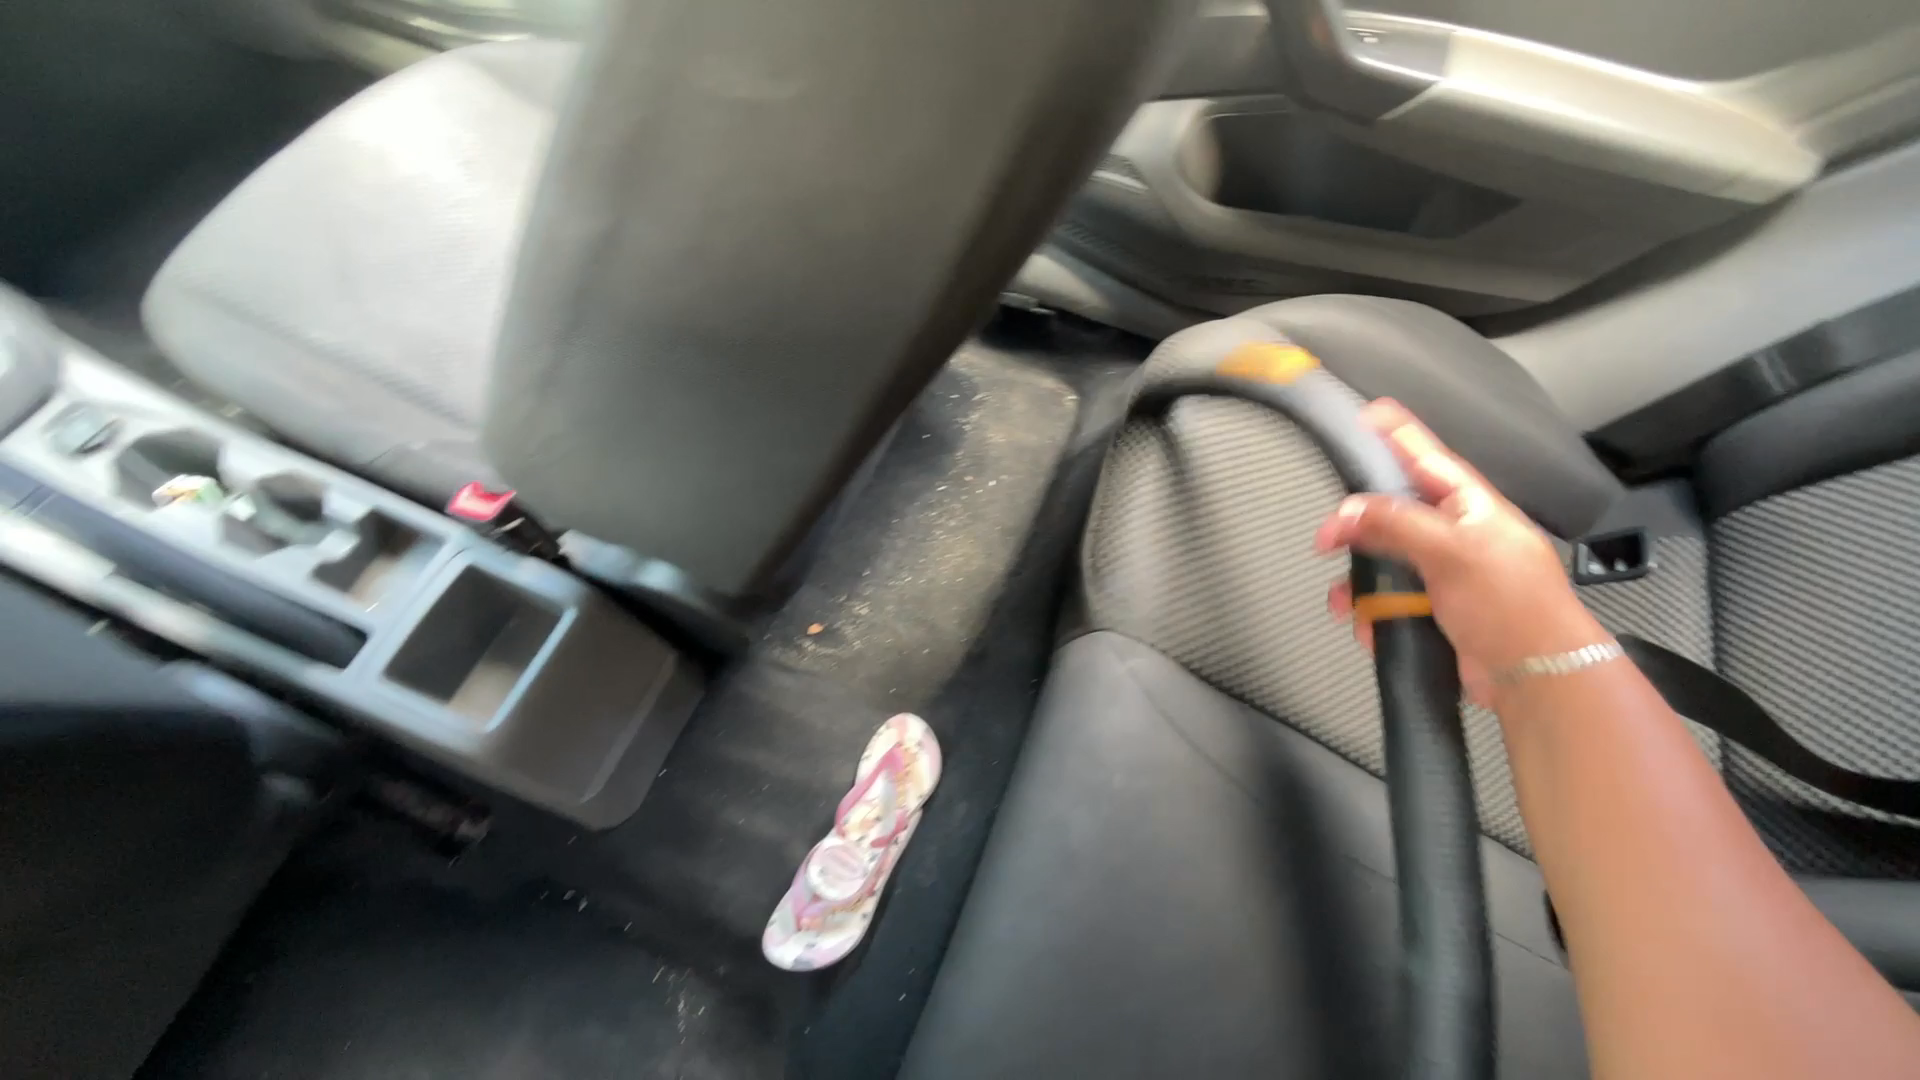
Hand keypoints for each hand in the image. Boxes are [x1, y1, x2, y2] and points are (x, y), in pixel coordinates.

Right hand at [1314, 399, 1608, 702]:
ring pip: (1379, 561)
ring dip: (1358, 582)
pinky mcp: (1428, 607)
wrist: (1536, 679)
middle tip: (1328, 537)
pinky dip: (1370, 612)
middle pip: (1388, 512)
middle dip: (1355, 528)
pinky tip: (1367, 623)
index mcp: (1468, 505)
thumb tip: (1347, 510)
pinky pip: (1383, 599)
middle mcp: (1451, 533)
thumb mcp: (1453, 553)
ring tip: (1346, 601)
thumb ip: (1395, 525)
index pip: (1422, 455)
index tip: (1363, 414)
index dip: (1393, 433)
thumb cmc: (1516, 608)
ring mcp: (1439, 572)